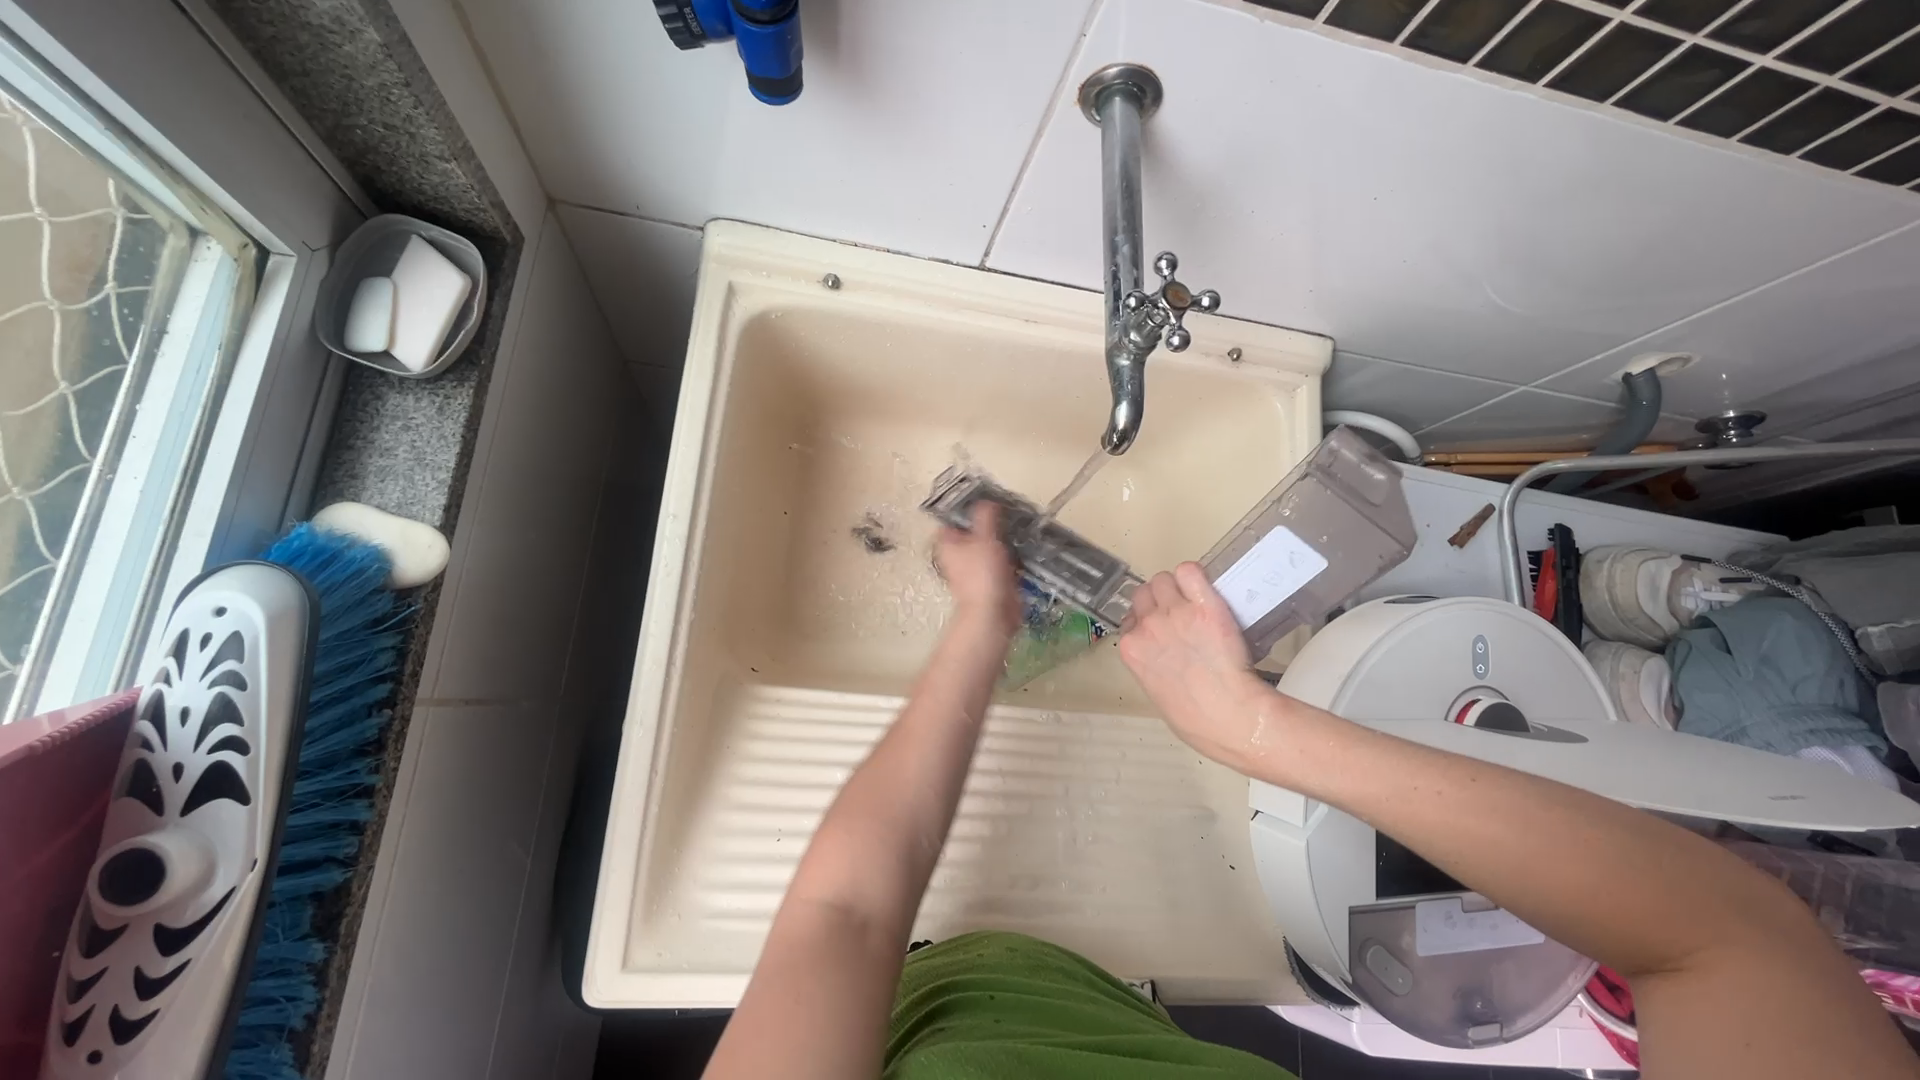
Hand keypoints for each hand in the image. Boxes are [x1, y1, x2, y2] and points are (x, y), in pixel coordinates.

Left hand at [935, 501, 1019, 638]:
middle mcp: (958, 554)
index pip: (951, 517)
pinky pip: (1002, 559)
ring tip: (1019, 520)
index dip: (966, 506)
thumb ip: (985, 516)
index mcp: (947, 543)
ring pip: (990, 544)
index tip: (986, 498)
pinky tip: (1025, 541)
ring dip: (1003, 536)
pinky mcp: (993, 578)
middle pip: (973, 530)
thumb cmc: (982, 574)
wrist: (993, 613)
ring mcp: (976, 567)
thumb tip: (987, 501)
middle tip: (1008, 507)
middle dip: (990, 520)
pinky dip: (1012, 552)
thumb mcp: (984, 538)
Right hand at [1119, 563, 1273, 765]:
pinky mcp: (1204, 605)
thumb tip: (1161, 654)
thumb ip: (1151, 664)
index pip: (1130, 617)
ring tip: (1193, 600)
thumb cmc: (1194, 717)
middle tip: (1178, 613)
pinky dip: (1196, 576)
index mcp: (1132, 648)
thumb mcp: (1155, 690)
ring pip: (1164, 579)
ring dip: (1176, 587)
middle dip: (1158, 600)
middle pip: (1144, 593)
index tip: (1162, 628)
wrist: (1228, 715)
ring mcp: (1175, 612)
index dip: (1146, 620)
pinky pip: (1190, 572)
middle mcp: (1147, 625)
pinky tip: (1205, 589)